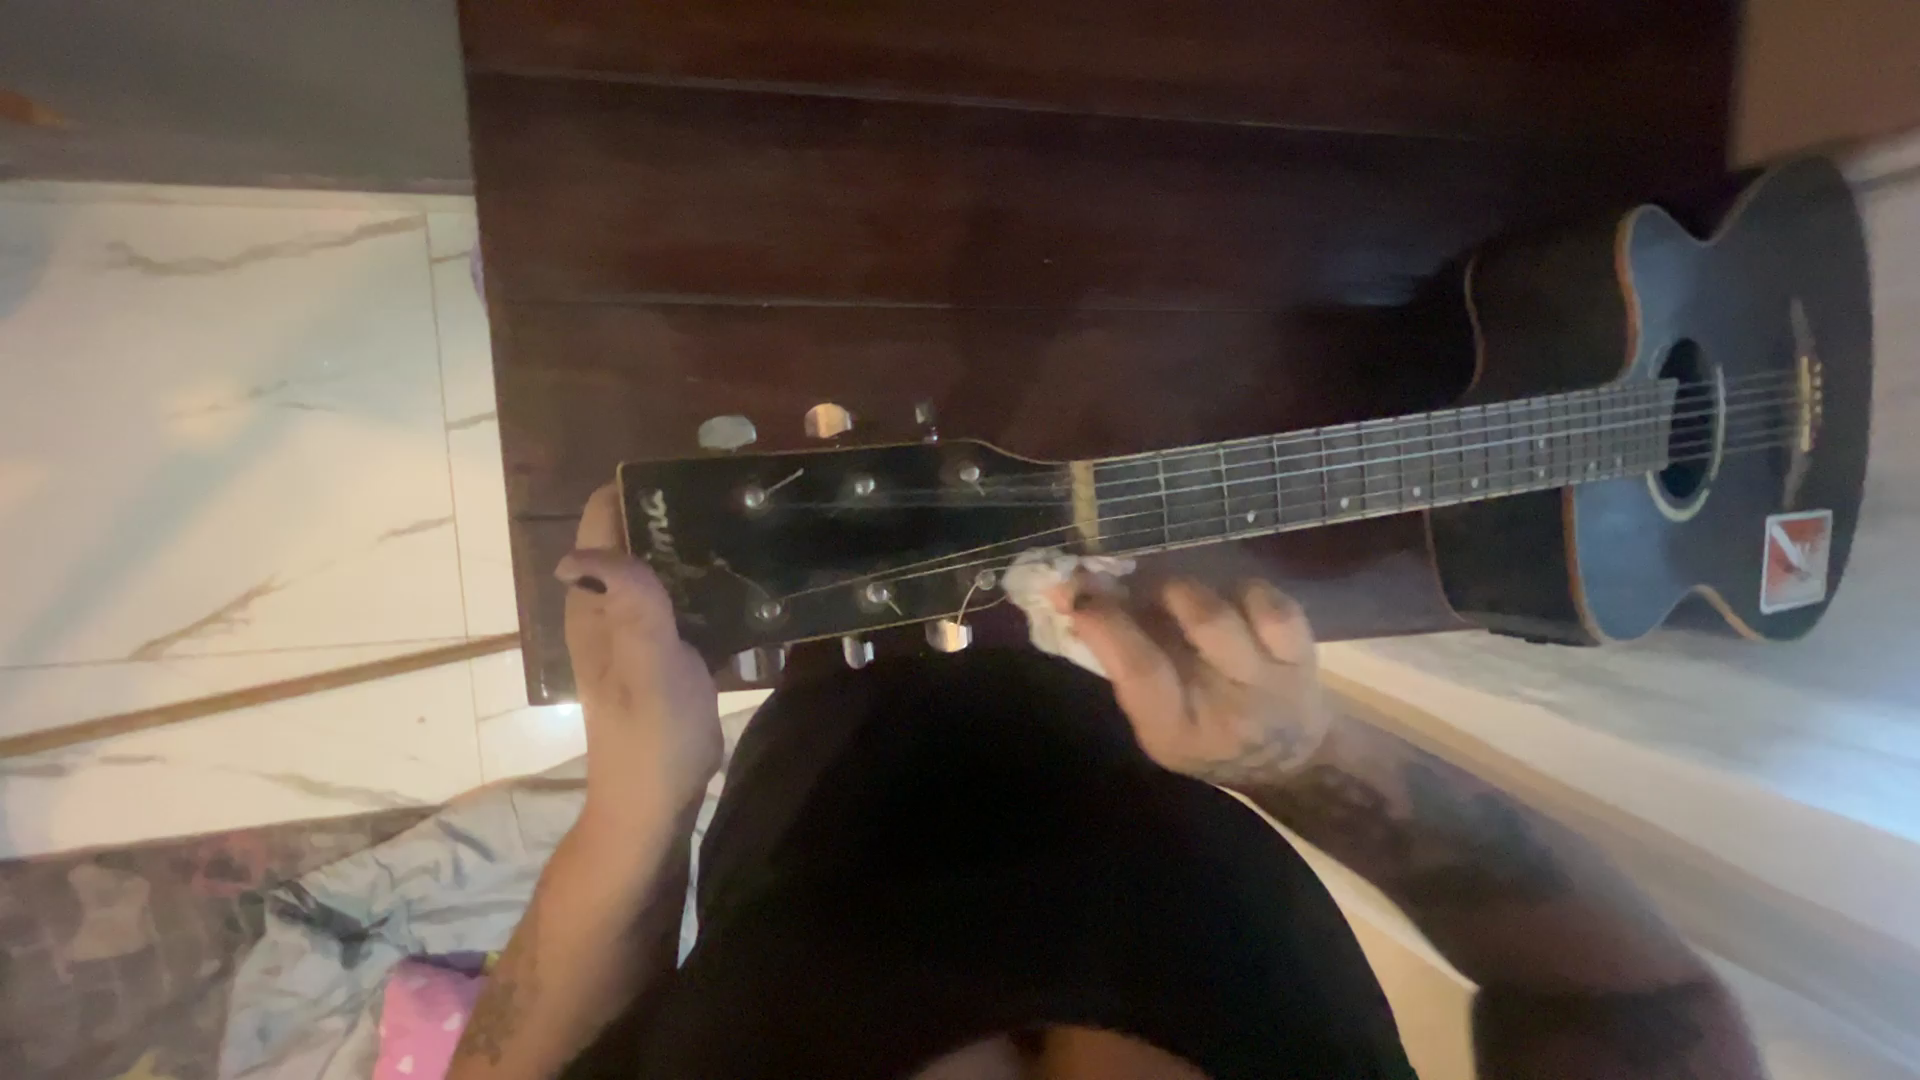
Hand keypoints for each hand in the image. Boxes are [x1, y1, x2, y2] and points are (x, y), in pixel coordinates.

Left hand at [556, 486, 721, 833]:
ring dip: (702, 546)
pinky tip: (753, 579)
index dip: (640, 488)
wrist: (658, 799)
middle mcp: (612, 603)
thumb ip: (628, 607)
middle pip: (640, 534)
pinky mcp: (670, 645)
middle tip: (740, 502)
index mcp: (595, 602)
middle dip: (681, 512)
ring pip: (668, 564)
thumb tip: (580, 549)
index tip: (695, 476)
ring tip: (754, 529)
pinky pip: (689, 597)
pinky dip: (714, 583)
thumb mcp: (645, 669)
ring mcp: (641, 625)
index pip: (603, 518)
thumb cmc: (650, 736)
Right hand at [1057, 577, 1330, 788]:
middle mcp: (1232, 706)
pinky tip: (1226, 601)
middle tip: (1126, 581)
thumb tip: (1071, 594)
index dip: (1107, 624)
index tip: (1076, 593)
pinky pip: (1273, 604)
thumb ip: (1119, 664)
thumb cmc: (1201, 736)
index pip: (1142, 670)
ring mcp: (1274, 678)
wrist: (1288, 758)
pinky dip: (1242, 590)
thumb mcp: (1153, 719)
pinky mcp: (1303, 655)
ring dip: (1187, 588)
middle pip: (1203, 624)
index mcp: (1178, 730)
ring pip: (1234, 609)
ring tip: (1170, 593)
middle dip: (1152, 589)